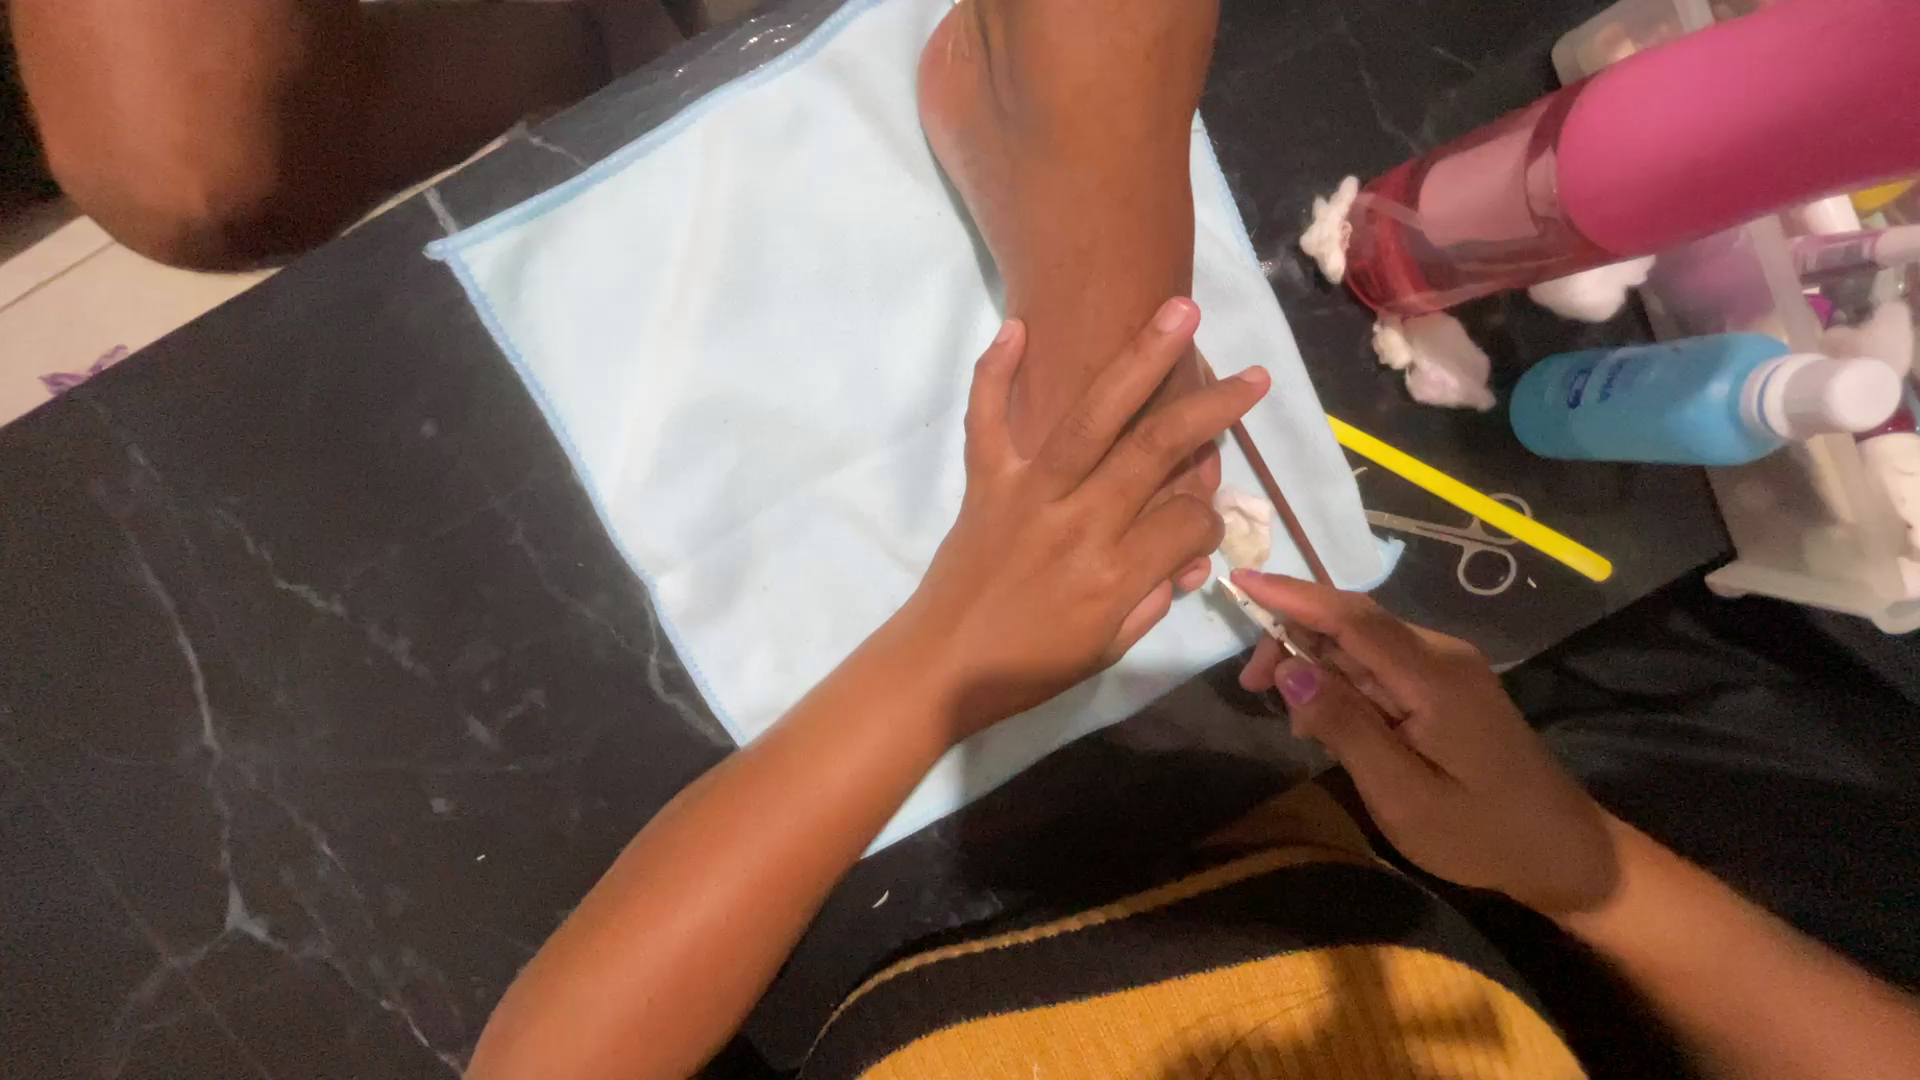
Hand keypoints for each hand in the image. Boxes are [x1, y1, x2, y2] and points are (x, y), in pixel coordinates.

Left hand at [897, 298, 1269, 741]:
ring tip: (1178, 313)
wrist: (941, 665)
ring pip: (1089, 420)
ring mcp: (1026, 494)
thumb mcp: (1108, 648)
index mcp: (1116, 574)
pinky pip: (986, 422)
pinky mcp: (983, 483)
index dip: (1210, 516)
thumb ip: (1154, 596)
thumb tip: (1191, 555)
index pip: (1190, 518)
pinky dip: (993, 376)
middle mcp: (1079, 523)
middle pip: (1156, 450)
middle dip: (1210, 410)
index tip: (1202, 519)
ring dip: (1138, 362)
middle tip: (1251, 375)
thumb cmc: (1029, 667)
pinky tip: (1017, 329)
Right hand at [1233, 572, 1619, 915]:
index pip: (1351, 618)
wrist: (1565, 854)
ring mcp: (1442, 667)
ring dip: (1310, 666)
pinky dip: (1336, 682)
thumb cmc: (1482, 834)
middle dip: (1289, 640)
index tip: (1239, 579)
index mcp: (1434, 677)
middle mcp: (1438, 655)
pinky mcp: (1439, 683)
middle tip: (1251, 686)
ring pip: (1354, 644)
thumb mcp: (1403, 795)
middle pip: (1346, 624)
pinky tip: (1324, 720)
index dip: (1292, 595)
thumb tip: (1288, 669)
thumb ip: (1344, 727)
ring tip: (1292, 720)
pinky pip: (1372, 665)